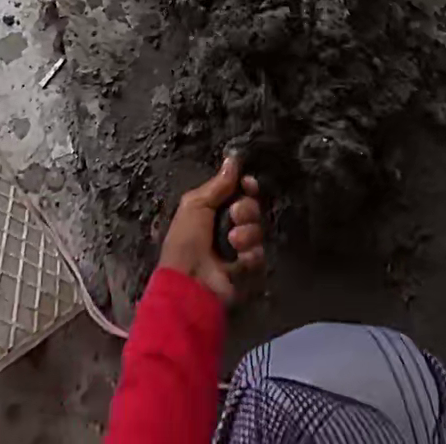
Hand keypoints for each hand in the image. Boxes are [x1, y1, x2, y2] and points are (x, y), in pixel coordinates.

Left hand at [158, 155, 264, 304]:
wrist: (189, 286)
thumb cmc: (186, 242)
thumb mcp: (195, 206)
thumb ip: (217, 184)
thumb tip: (233, 158)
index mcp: (215, 211)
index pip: (240, 191)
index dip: (247, 185)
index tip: (248, 184)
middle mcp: (229, 227)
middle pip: (253, 207)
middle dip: (246, 209)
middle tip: (235, 215)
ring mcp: (240, 250)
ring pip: (258, 229)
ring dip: (247, 233)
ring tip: (232, 241)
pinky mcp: (250, 270)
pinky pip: (260, 254)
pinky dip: (249, 255)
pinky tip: (238, 260)